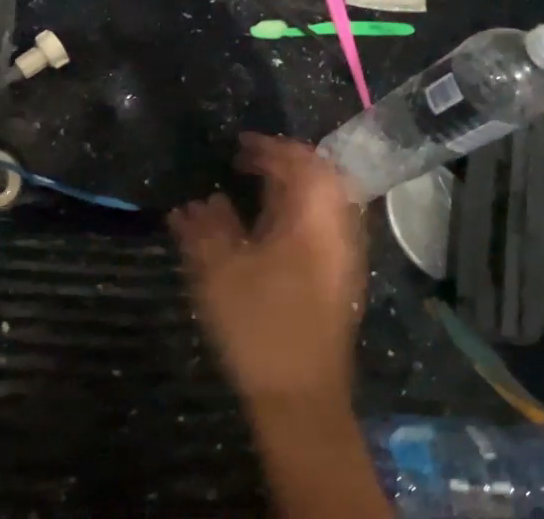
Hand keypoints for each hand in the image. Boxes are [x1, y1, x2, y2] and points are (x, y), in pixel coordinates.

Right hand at [169, 133, 369, 403]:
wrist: (300, 398)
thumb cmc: (258, 327)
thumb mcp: (219, 272)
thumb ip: (207, 228)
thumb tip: (200, 202)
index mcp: (314, 223)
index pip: (304, 164)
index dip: (271, 147)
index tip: (237, 144)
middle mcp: (339, 234)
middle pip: (323, 180)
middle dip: (285, 164)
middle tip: (245, 161)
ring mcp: (344, 260)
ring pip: (325, 205)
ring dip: (292, 189)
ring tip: (253, 188)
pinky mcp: (338, 283)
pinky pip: (323, 229)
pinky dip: (297, 214)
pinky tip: (266, 229)